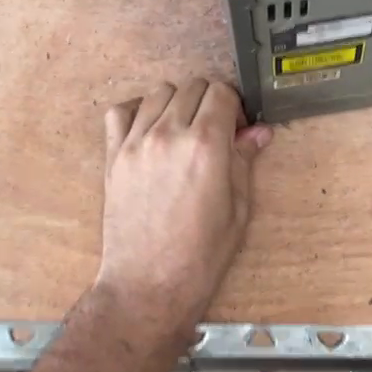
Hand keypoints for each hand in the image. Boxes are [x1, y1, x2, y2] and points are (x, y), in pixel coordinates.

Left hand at [95, 79, 272, 334]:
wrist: (148, 285)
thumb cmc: (200, 255)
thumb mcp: (238, 208)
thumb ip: (244, 160)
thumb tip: (258, 132)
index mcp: (206, 145)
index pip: (222, 92)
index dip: (235, 106)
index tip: (237, 127)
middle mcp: (169, 134)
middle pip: (192, 86)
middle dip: (210, 101)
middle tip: (215, 130)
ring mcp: (136, 143)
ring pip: (158, 91)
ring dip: (177, 102)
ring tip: (183, 130)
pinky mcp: (113, 156)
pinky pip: (120, 111)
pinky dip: (137, 111)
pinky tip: (150, 130)